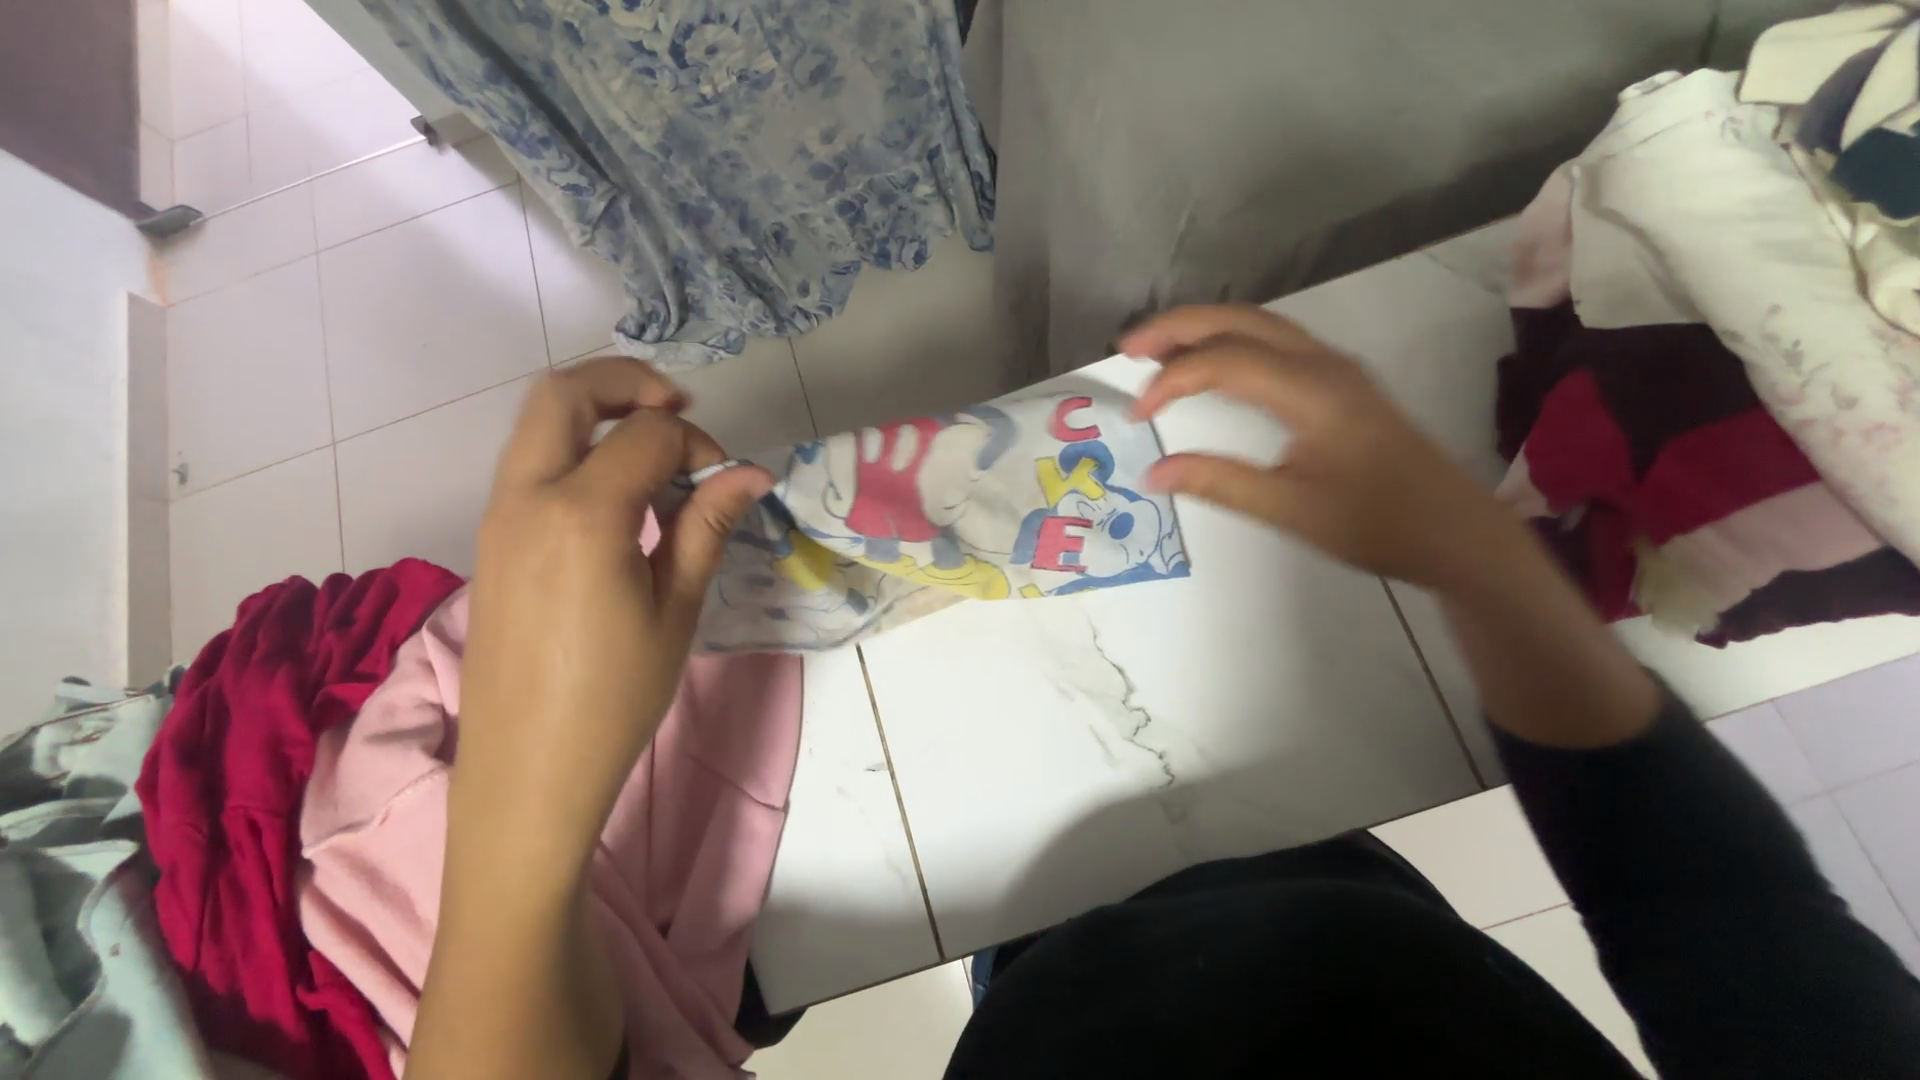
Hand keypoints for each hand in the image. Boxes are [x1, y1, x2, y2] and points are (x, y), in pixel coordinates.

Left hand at [456, 358, 771, 866]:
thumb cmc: (616, 696)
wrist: (529, 770)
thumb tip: (749, 471)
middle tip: (679, 406)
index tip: (725, 479)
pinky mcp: (491, 539)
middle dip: (626, 383)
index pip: (647, 435)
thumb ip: (706, 525)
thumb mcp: (675, 609)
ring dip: (595, 413)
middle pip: (563, 392)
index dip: (697, 442)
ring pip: (537, 422)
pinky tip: (618, 494)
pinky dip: (573, 448)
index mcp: (582, 514)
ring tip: (653, 447)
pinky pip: (529, 462)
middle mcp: (526, 497)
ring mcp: (497, 516)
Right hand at [1125, 304, 1512, 588]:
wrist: (1455, 532)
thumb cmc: (1377, 523)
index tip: (1137, 413)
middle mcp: (1323, 364)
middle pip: (1242, 320)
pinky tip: (1208, 364)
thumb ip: (1220, 483)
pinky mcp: (1337, 382)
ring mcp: (1334, 368)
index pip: (1226, 361)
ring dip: (1204, 329)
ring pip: (1259, 325)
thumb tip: (1152, 472)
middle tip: (1127, 346)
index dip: (1173, 379)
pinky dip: (1230, 343)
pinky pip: (1273, 343)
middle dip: (1179, 326)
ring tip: (1155, 349)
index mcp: (1313, 391)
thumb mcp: (1291, 510)